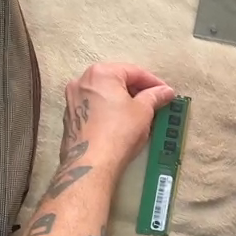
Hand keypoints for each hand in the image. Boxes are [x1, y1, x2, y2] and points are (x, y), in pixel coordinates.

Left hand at [59, 63, 175, 177]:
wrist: (91, 164)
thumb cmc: (118, 132)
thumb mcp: (143, 111)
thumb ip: (154, 96)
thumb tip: (165, 91)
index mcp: (101, 73)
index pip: (133, 72)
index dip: (153, 82)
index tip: (165, 92)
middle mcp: (82, 81)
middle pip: (116, 80)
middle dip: (136, 91)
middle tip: (154, 102)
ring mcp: (72, 100)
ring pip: (103, 94)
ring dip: (122, 101)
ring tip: (140, 113)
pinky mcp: (69, 118)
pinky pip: (94, 108)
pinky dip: (108, 111)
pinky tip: (121, 123)